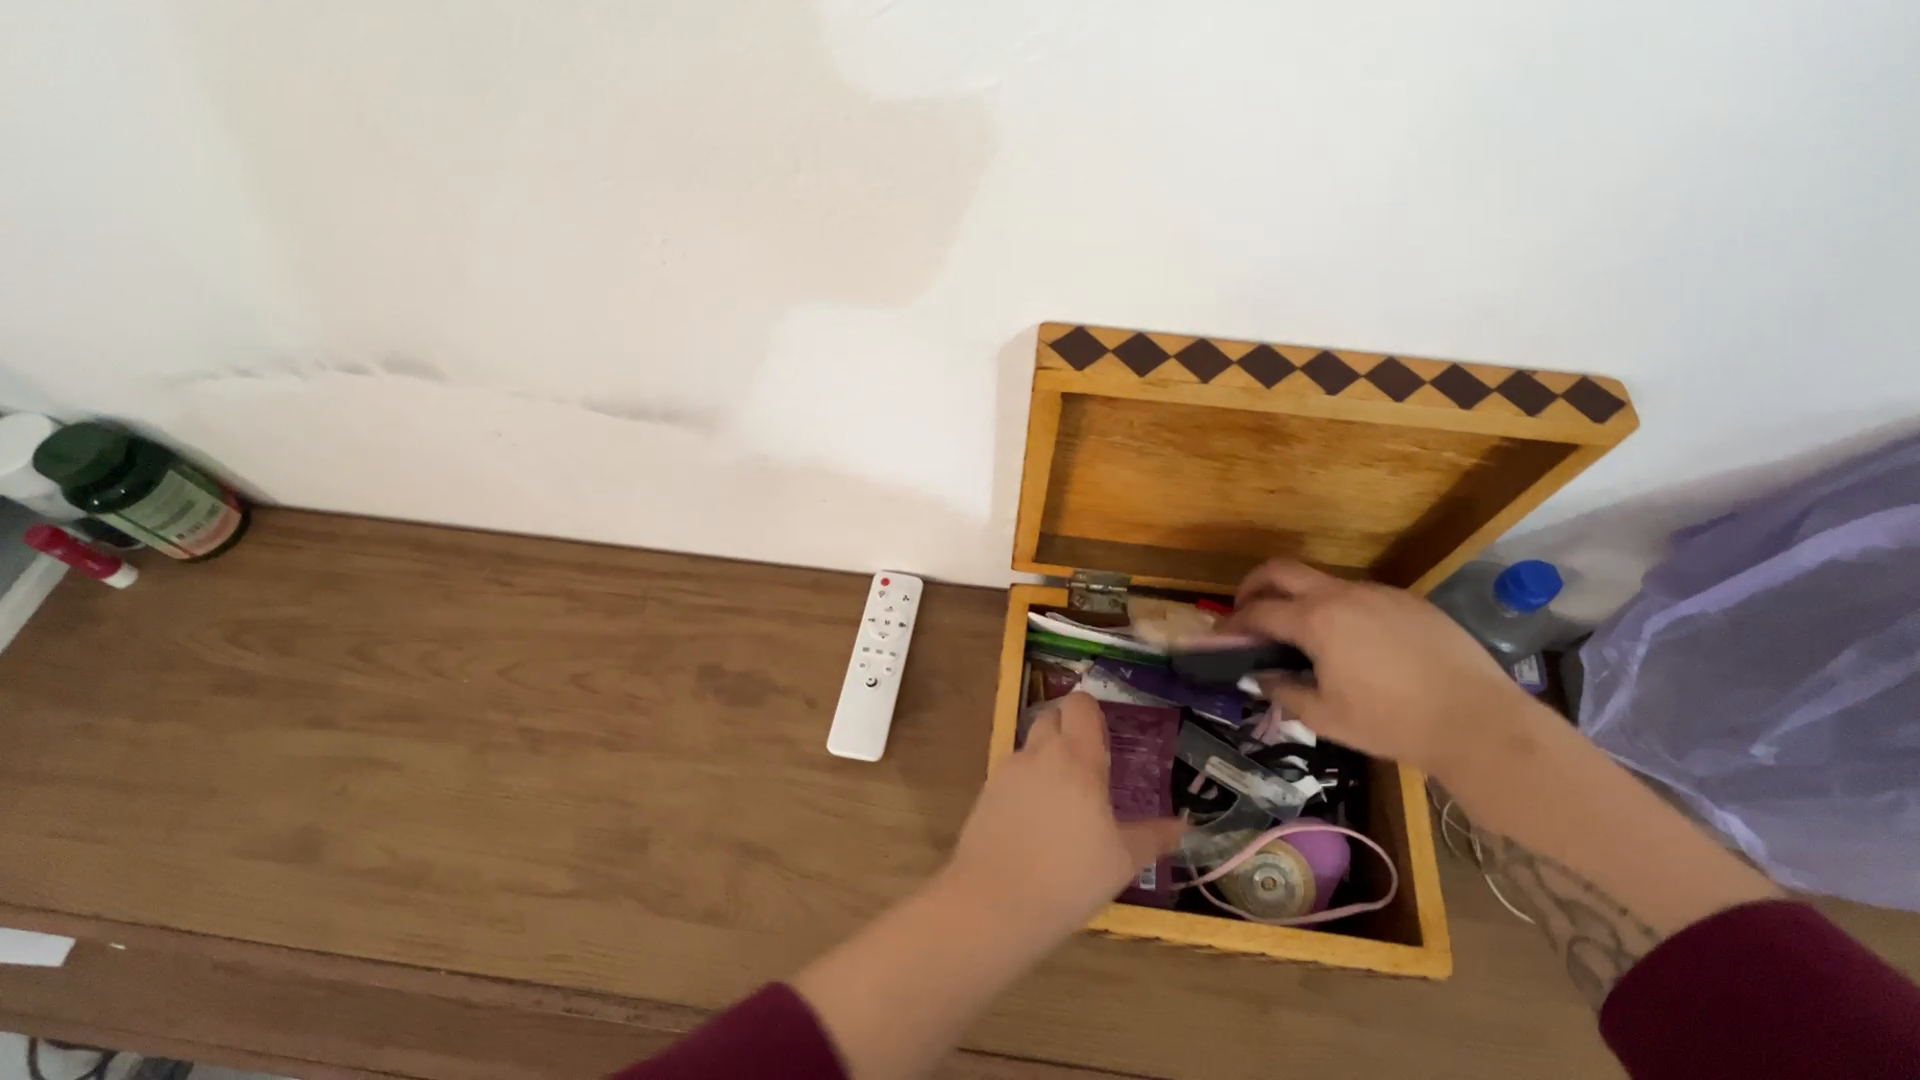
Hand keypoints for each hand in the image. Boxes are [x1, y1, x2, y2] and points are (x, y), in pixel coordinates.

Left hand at [943, 693, 1185, 938]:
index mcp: (1077, 760)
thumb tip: (1182, 825)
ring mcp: (1007, 771)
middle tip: (1087, 766)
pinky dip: (1025, 785)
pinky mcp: (985, 793)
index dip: (1091, 713)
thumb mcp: (1122, 862)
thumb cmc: (1069, 878)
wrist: (994, 903)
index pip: (1080, 706)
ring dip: (1045, 759)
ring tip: (1062, 801)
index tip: (1104, 737)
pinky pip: (1011, 774)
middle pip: (1051, 718)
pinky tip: (1034, 822)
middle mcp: (1039, 754)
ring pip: (1029, 747)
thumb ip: (1153, 837)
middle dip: (1067, 731)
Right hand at [1225, 560, 1533, 779]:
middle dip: (1253, 586)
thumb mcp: (1325, 717)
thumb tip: (1261, 677)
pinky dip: (1338, 610)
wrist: (1477, 720)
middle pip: (1281, 571)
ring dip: (1299, 600)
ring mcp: (1379, 593)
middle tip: (1246, 614)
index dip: (1232, 623)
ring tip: (1301, 638)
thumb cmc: (1391, 722)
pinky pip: (1360, 597)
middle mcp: (1343, 595)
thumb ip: (1284, 691)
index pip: (1258, 611)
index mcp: (1317, 621)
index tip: (1220, 637)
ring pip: (1323, 583)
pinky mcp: (1409, 602)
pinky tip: (1351, 645)